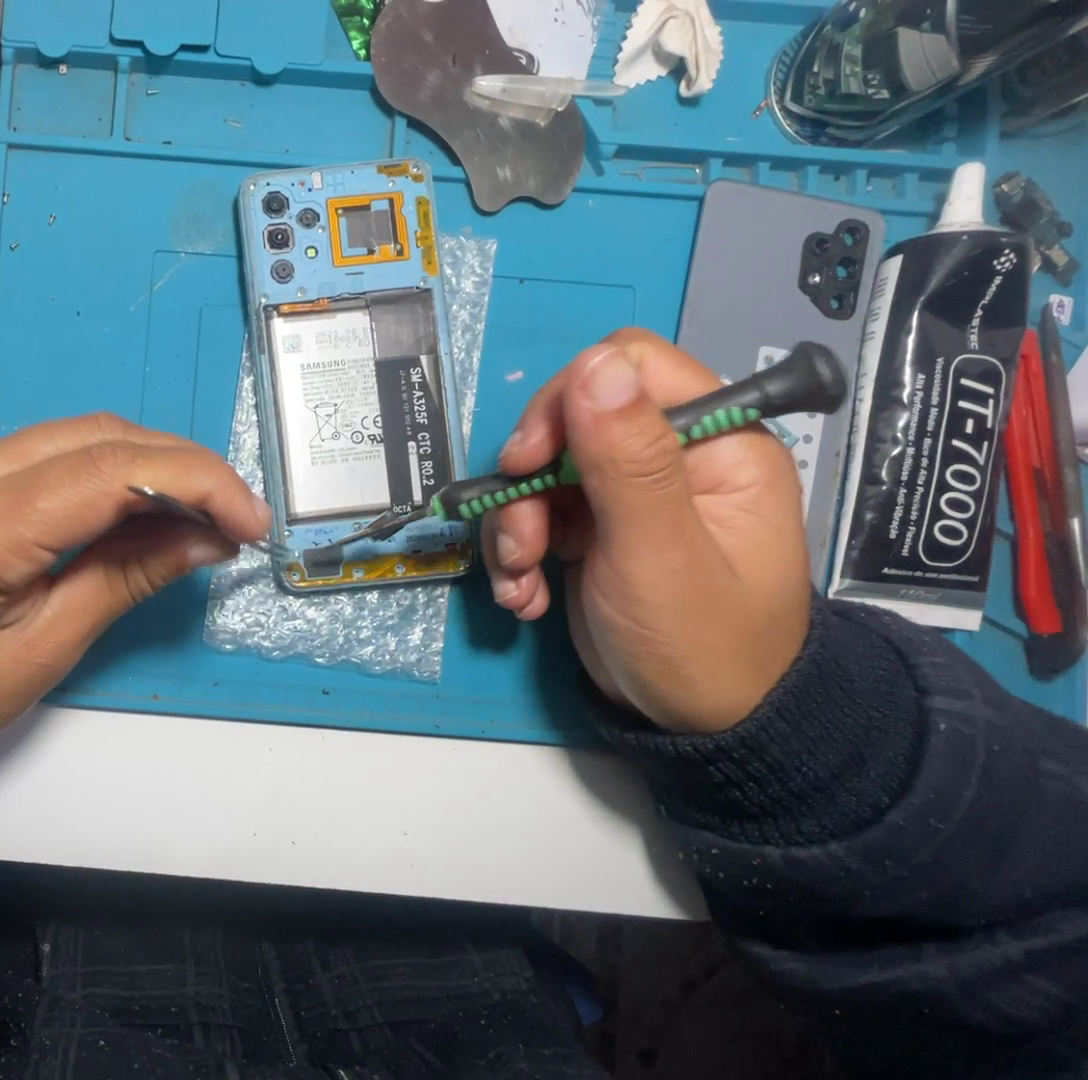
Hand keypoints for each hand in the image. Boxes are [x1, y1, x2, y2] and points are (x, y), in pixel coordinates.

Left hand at [0, 414, 269, 766]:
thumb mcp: (43, 652)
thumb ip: (126, 577)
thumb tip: (208, 535)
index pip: (102, 472)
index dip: (192, 481)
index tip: (249, 518)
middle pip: (90, 436)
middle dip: (178, 464)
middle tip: (234, 512)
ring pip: (69, 434)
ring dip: (145, 462)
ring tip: (200, 508)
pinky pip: (41, 452)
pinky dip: (102, 469)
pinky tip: (139, 501)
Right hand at [480, 330, 811, 733]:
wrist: (699, 727)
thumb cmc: (701, 643)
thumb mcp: (659, 552)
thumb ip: (628, 460)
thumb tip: (593, 366)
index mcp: (715, 443)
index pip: (630, 369)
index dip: (566, 403)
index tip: (527, 461)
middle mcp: (669, 458)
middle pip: (569, 422)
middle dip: (528, 483)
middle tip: (521, 541)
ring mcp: (624, 496)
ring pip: (538, 472)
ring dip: (513, 529)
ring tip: (520, 582)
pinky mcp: (590, 531)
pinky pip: (533, 515)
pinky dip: (515, 555)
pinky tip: (523, 596)